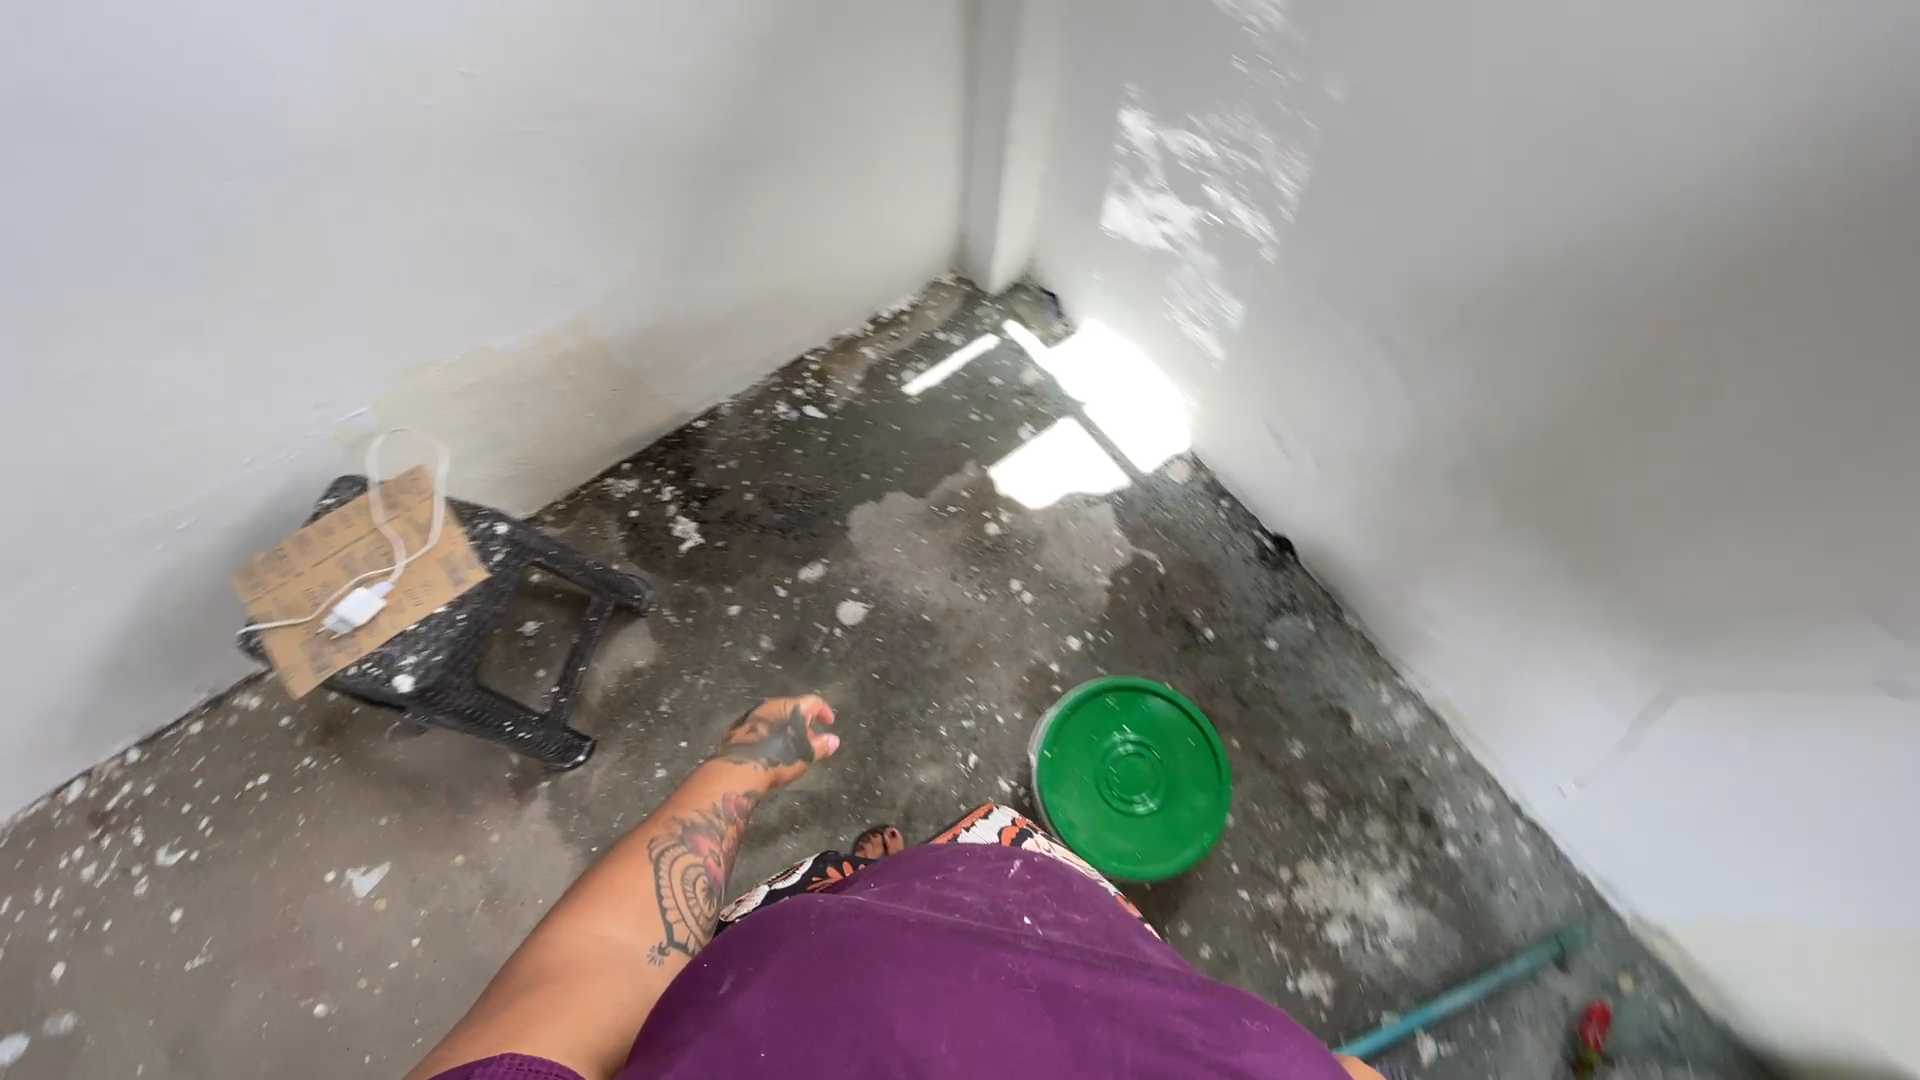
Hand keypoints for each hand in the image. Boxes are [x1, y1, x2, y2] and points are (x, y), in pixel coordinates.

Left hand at [711, 695, 839, 789]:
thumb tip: (834, 740)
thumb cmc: (779, 760)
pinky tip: (766, 749)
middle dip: (803, 722)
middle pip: (793, 708)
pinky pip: (759, 725)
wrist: (738, 769)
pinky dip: (767, 732)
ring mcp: (753, 714)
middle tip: (808, 739)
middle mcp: (773, 705)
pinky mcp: (737, 726)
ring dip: (784, 727)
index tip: (829, 724)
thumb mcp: (806, 756)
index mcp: (793, 707)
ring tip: (788, 746)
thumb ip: (822, 746)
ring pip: (775, 715)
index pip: (814, 702)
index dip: (824, 711)